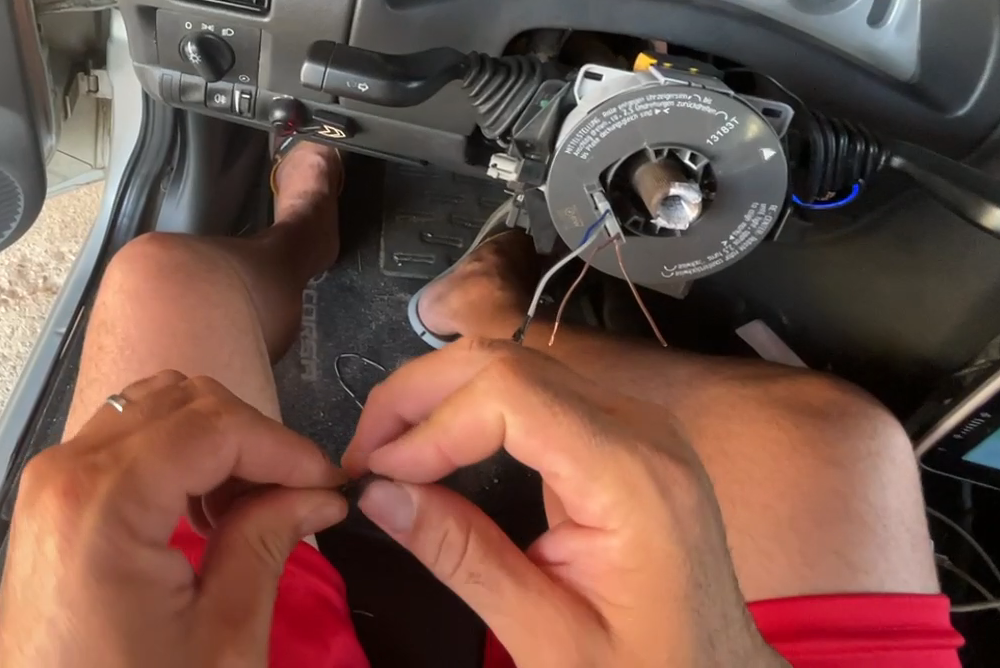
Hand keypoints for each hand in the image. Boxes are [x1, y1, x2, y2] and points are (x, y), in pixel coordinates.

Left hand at [0, 371, 347, 667]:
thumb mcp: (220, 642)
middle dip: (252, 438)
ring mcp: (53, 473)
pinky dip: (176, 446)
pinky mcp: (53, 490)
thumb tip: (318, 493)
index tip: (328, 481)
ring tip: (248, 500)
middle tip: (296, 493)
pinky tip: (200, 501)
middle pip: (186, 400)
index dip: (282, 446)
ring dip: (214, 436)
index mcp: (105, 499)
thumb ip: (267, 543)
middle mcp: (68, 466)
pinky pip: (127, 430)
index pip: (214, 425)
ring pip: (156, 403)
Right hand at [342, 340, 783, 667]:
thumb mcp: (551, 644)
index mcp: (631, 474)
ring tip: (387, 444)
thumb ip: (462, 557)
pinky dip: (463, 402)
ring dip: (434, 392)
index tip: (377, 472)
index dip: (430, 421)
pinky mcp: (612, 424)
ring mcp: (628, 415)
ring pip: (507, 360)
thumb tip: (375, 492)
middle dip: (417, 394)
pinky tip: (433, 439)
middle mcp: (634, 422)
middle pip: (502, 360)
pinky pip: (523, 386)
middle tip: (364, 451)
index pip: (510, 394)